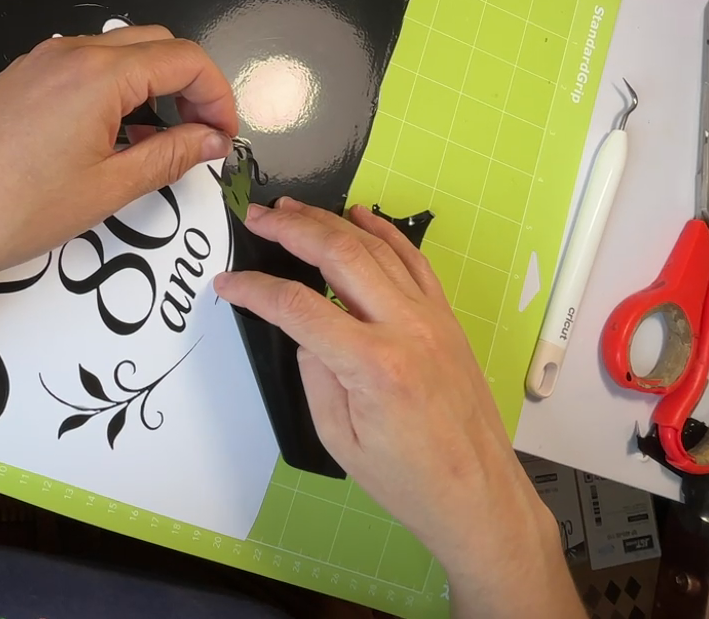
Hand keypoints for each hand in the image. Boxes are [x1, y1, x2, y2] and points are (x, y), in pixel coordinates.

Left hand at [0, 25, 237, 291]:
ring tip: (155, 140)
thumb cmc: (23, 211)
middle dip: (190, 84)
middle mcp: (71, 51)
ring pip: (118, 52)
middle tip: (199, 136)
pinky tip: (107, 133)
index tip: (223, 138)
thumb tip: (214, 139)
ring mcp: (40, 60)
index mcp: (100, 73)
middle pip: (156, 45)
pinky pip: (82, 65)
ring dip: (151, 84)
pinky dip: (113, 88)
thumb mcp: (108, 188)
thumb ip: (170, 156)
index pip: (185, 59)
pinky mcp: (19, 76)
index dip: (218, 95)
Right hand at [215, 201, 578, 615]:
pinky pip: (414, 260)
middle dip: (291, 229)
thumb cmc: (405, 480)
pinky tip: (358, 215)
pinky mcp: (446, 318)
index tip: (227, 282)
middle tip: (258, 217)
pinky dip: (384, 232)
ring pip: (374, 248)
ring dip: (329, 222)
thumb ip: (314, 371)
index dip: (255, 289)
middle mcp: (404, 328)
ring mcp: (431, 317)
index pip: (298, 306)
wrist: (481, 499)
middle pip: (339, 255)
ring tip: (293, 209)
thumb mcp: (338, 436)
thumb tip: (305, 328)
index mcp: (372, 365)